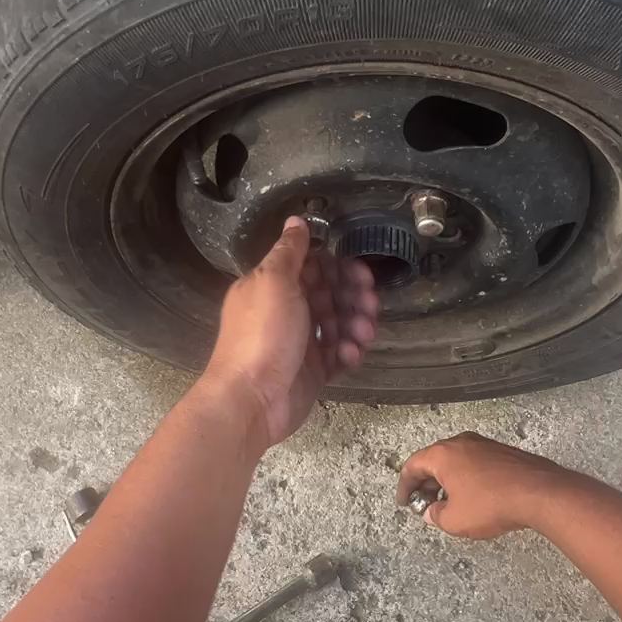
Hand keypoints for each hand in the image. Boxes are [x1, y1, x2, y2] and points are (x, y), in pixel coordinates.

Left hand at [199, 216, 378, 446]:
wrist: (252, 400)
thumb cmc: (261, 337)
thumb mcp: (273, 282)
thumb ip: (288, 251)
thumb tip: (296, 220)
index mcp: (272, 287)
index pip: (312, 267)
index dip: (338, 267)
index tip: (359, 270)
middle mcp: (286, 312)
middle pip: (330, 295)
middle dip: (353, 296)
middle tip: (368, 303)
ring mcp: (300, 344)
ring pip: (338, 324)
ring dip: (356, 324)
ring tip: (362, 332)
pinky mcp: (312, 371)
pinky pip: (338, 356)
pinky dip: (348, 352)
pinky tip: (350, 353)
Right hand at [396, 432, 574, 538]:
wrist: (538, 494)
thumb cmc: (495, 502)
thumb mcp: (453, 520)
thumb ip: (435, 516)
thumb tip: (433, 513)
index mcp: (442, 455)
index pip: (412, 466)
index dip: (404, 486)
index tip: (404, 500)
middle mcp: (462, 444)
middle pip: (433, 462)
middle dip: (426, 485)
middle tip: (425, 504)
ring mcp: (485, 446)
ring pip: (456, 462)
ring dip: (448, 482)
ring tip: (451, 504)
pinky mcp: (503, 453)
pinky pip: (476, 464)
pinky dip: (468, 479)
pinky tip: (475, 499)